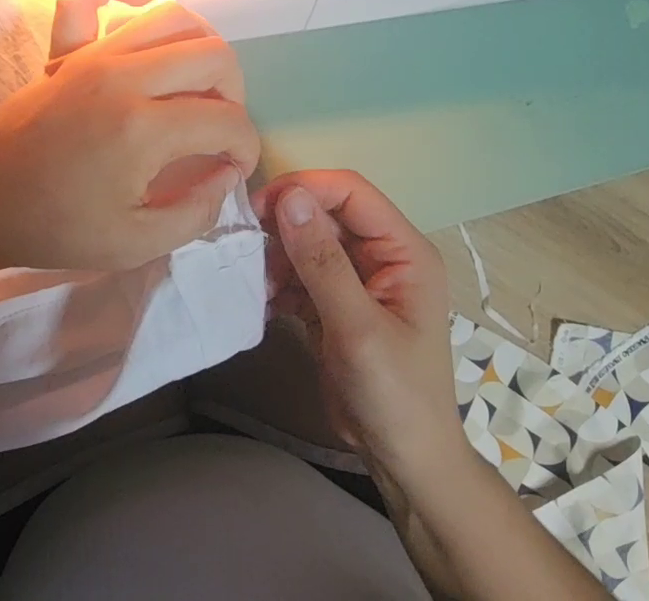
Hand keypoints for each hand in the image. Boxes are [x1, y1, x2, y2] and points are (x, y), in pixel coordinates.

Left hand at [0, 0, 259, 276]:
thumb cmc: (53, 229)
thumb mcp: (135, 244)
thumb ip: (195, 213)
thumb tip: (225, 173)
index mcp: (142, 128)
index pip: (226, 119)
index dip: (245, 148)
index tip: (232, 170)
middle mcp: (122, 76)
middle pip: (212, 55)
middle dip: (233, 94)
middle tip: (217, 132)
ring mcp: (90, 56)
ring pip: (171, 17)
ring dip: (200, 47)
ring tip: (196, 86)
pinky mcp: (64, 52)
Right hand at [254, 171, 464, 474]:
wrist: (404, 459)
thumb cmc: (394, 393)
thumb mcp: (357, 327)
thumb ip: (322, 261)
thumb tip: (290, 198)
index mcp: (404, 251)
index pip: (351, 193)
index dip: (306, 189)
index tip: (259, 207)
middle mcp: (382, 256)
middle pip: (325, 214)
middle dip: (285, 224)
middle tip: (245, 244)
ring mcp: (358, 281)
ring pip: (307, 243)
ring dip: (277, 256)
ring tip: (254, 282)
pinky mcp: (335, 304)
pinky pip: (300, 275)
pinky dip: (277, 282)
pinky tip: (261, 301)